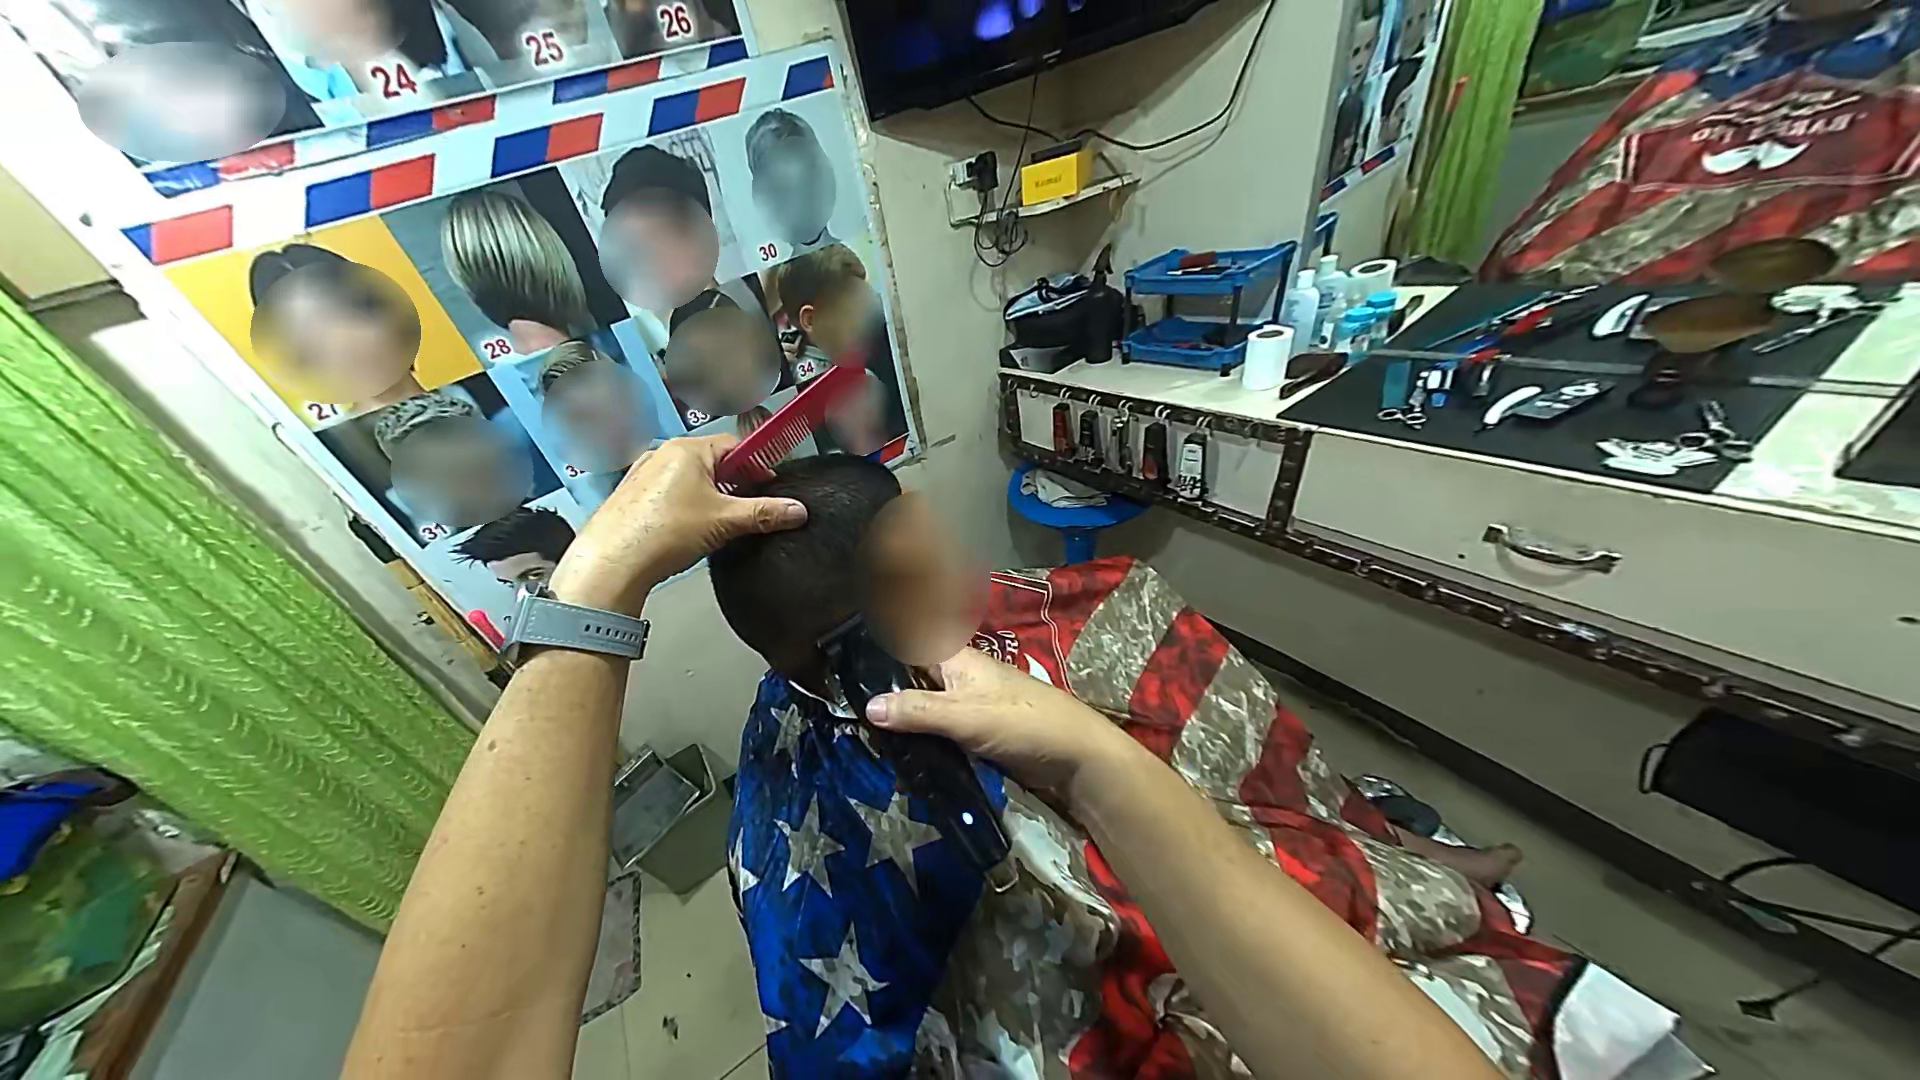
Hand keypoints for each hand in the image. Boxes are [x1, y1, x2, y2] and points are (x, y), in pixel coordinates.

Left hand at [548, 436, 805, 615]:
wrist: (611, 563)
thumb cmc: (667, 531)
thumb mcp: (726, 521)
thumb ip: (765, 513)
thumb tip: (798, 510)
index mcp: (688, 449)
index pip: (736, 446)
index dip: (757, 466)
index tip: (770, 488)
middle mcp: (663, 454)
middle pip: (713, 462)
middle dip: (734, 483)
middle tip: (748, 510)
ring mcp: (643, 474)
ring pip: (691, 479)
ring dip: (711, 496)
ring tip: (719, 524)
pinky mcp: (631, 496)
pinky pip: (670, 493)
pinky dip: (687, 506)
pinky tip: (689, 530)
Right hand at [865, 648, 1138, 797]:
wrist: (1072, 755)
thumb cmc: (1021, 720)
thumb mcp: (965, 715)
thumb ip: (918, 711)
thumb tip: (866, 707)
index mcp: (955, 658)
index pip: (913, 635)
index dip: (888, 630)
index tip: (852, 635)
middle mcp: (958, 675)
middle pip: (914, 672)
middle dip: (884, 681)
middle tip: (844, 698)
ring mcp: (966, 703)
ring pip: (924, 701)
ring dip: (899, 711)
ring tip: (858, 726)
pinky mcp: (974, 730)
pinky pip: (936, 726)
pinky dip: (917, 732)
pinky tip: (894, 746)